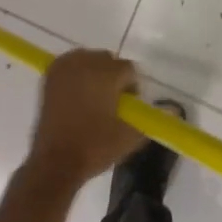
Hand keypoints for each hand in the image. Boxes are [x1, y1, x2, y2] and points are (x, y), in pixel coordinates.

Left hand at [25, 49, 142, 183]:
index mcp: (105, 73)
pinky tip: (78, 98)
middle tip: (112, 104)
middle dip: (113, 78)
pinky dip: (77, 77)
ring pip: (87, 61)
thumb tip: (172, 111)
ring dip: (95, 75)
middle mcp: (83, 62)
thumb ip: (151, 119)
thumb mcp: (130, 136)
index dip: (132, 88)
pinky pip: (69, 67)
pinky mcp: (49, 78)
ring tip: (95, 102)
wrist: (56, 161)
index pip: (128, 69)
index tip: (128, 108)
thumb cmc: (95, 148)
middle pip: (108, 60)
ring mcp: (63, 68)